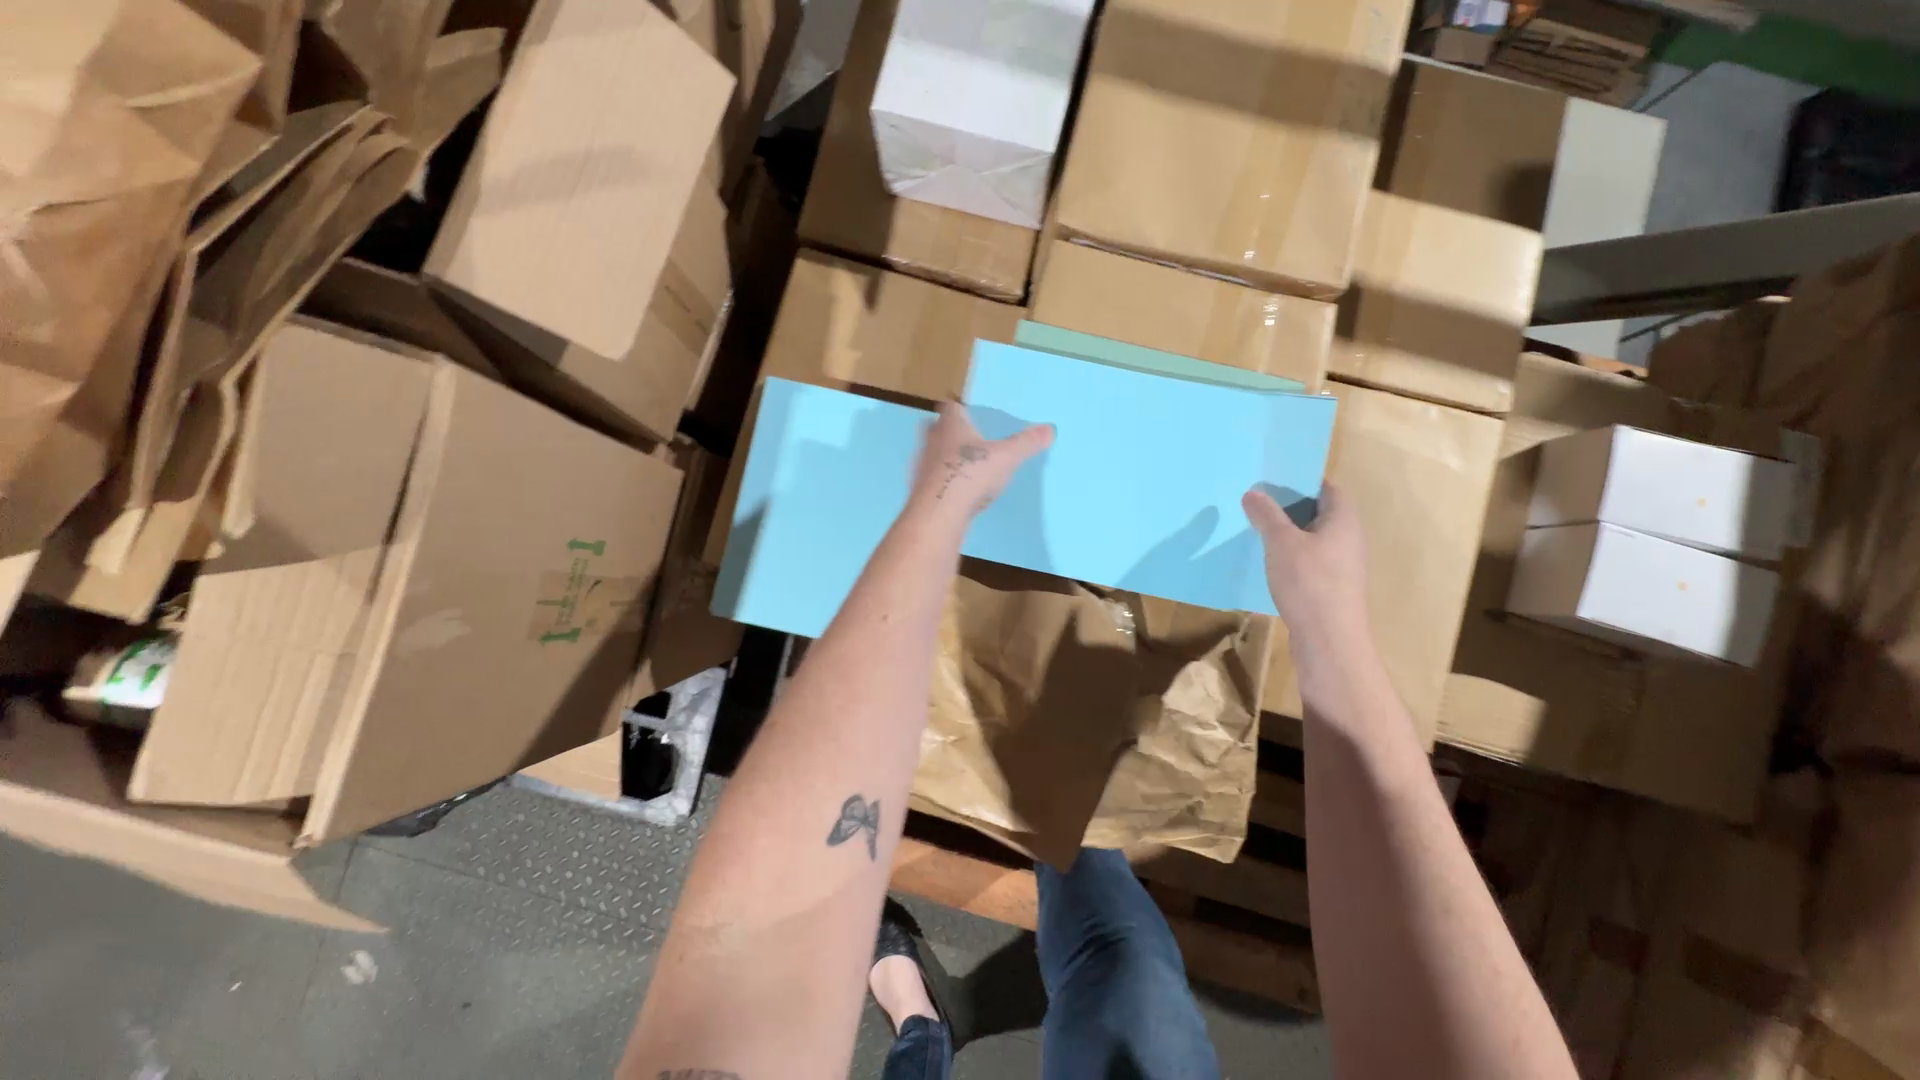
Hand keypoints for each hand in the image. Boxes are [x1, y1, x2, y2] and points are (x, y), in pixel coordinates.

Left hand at [908, 403, 1052, 526]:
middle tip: (961, 438)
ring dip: (942, 458)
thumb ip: (1026, 443)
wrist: (940, 510)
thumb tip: (1050, 428)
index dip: (958, 409)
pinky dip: (942, 482)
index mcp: (951, 425)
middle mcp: (932, 440)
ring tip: (961, 467)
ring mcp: (921, 465)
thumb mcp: (1007, 457)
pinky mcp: (919, 489)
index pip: (950, 407)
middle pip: (934, 428)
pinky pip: (931, 479)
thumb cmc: (972, 473)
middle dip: (946, 431)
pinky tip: (955, 492)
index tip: (966, 413)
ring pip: (930, 454)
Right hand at [1243, 483, 1369, 652]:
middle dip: (1289, 508)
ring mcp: (1343, 566)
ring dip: (1288, 535)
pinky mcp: (1332, 588)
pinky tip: (1269, 563)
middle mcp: (1349, 538)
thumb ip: (1267, 515)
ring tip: (1257, 530)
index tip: (1271, 480)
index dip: (1301, 481)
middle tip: (1257, 502)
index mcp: (1343, 519)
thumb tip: (1253, 492)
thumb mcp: (1281, 543)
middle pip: (1319, 513)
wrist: (1329, 639)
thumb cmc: (1309, 582)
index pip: (1326, 488)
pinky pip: (1310, 562)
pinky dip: (1291, 558)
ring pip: (1313, 539)